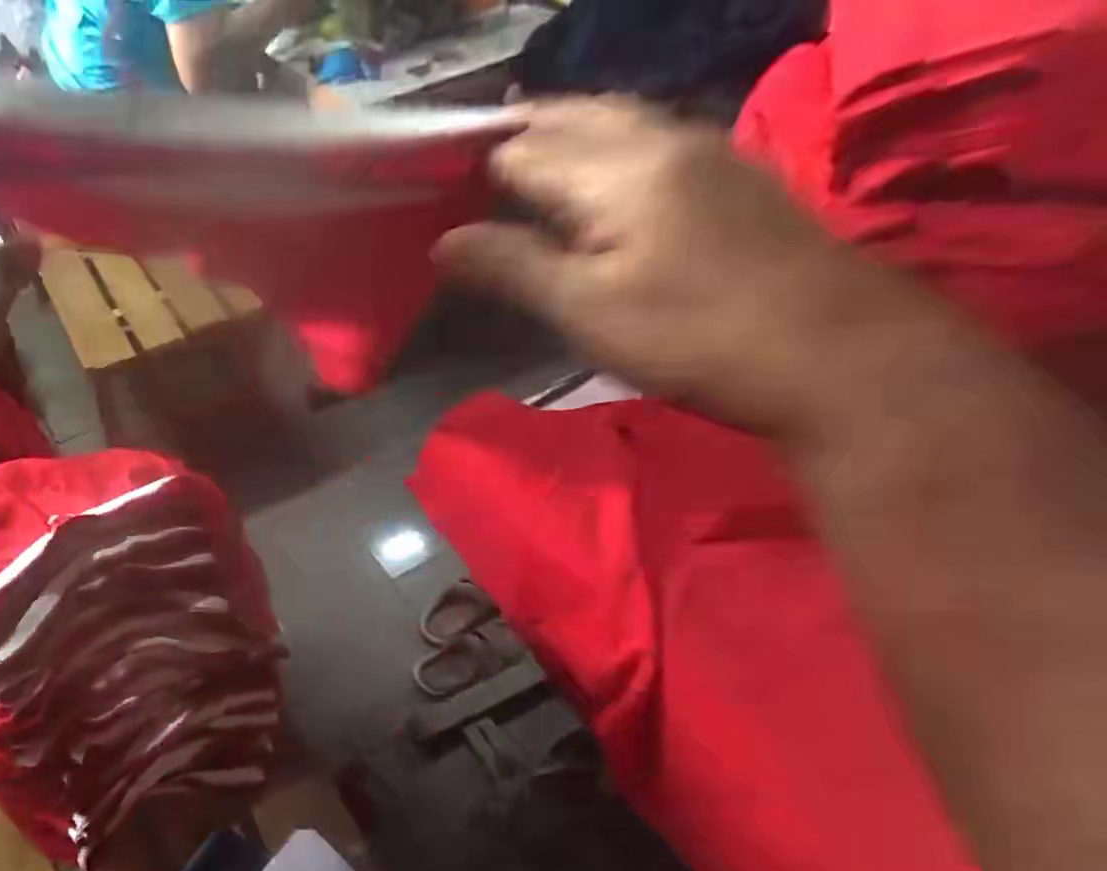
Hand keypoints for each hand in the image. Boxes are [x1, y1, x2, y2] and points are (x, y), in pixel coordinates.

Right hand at [433, 96, 965, 432]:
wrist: (833, 355)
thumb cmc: (689, 335)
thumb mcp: (583, 308)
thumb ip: (511, 266)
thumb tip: (442, 242)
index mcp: (621, 170)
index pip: (527, 149)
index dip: (478, 162)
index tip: (435, 182)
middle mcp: (666, 141)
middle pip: (578, 117)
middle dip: (522, 128)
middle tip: (470, 154)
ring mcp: (708, 156)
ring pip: (620, 123)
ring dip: (565, 131)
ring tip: (520, 152)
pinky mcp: (731, 183)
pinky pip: (650, 142)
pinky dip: (604, 148)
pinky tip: (591, 176)